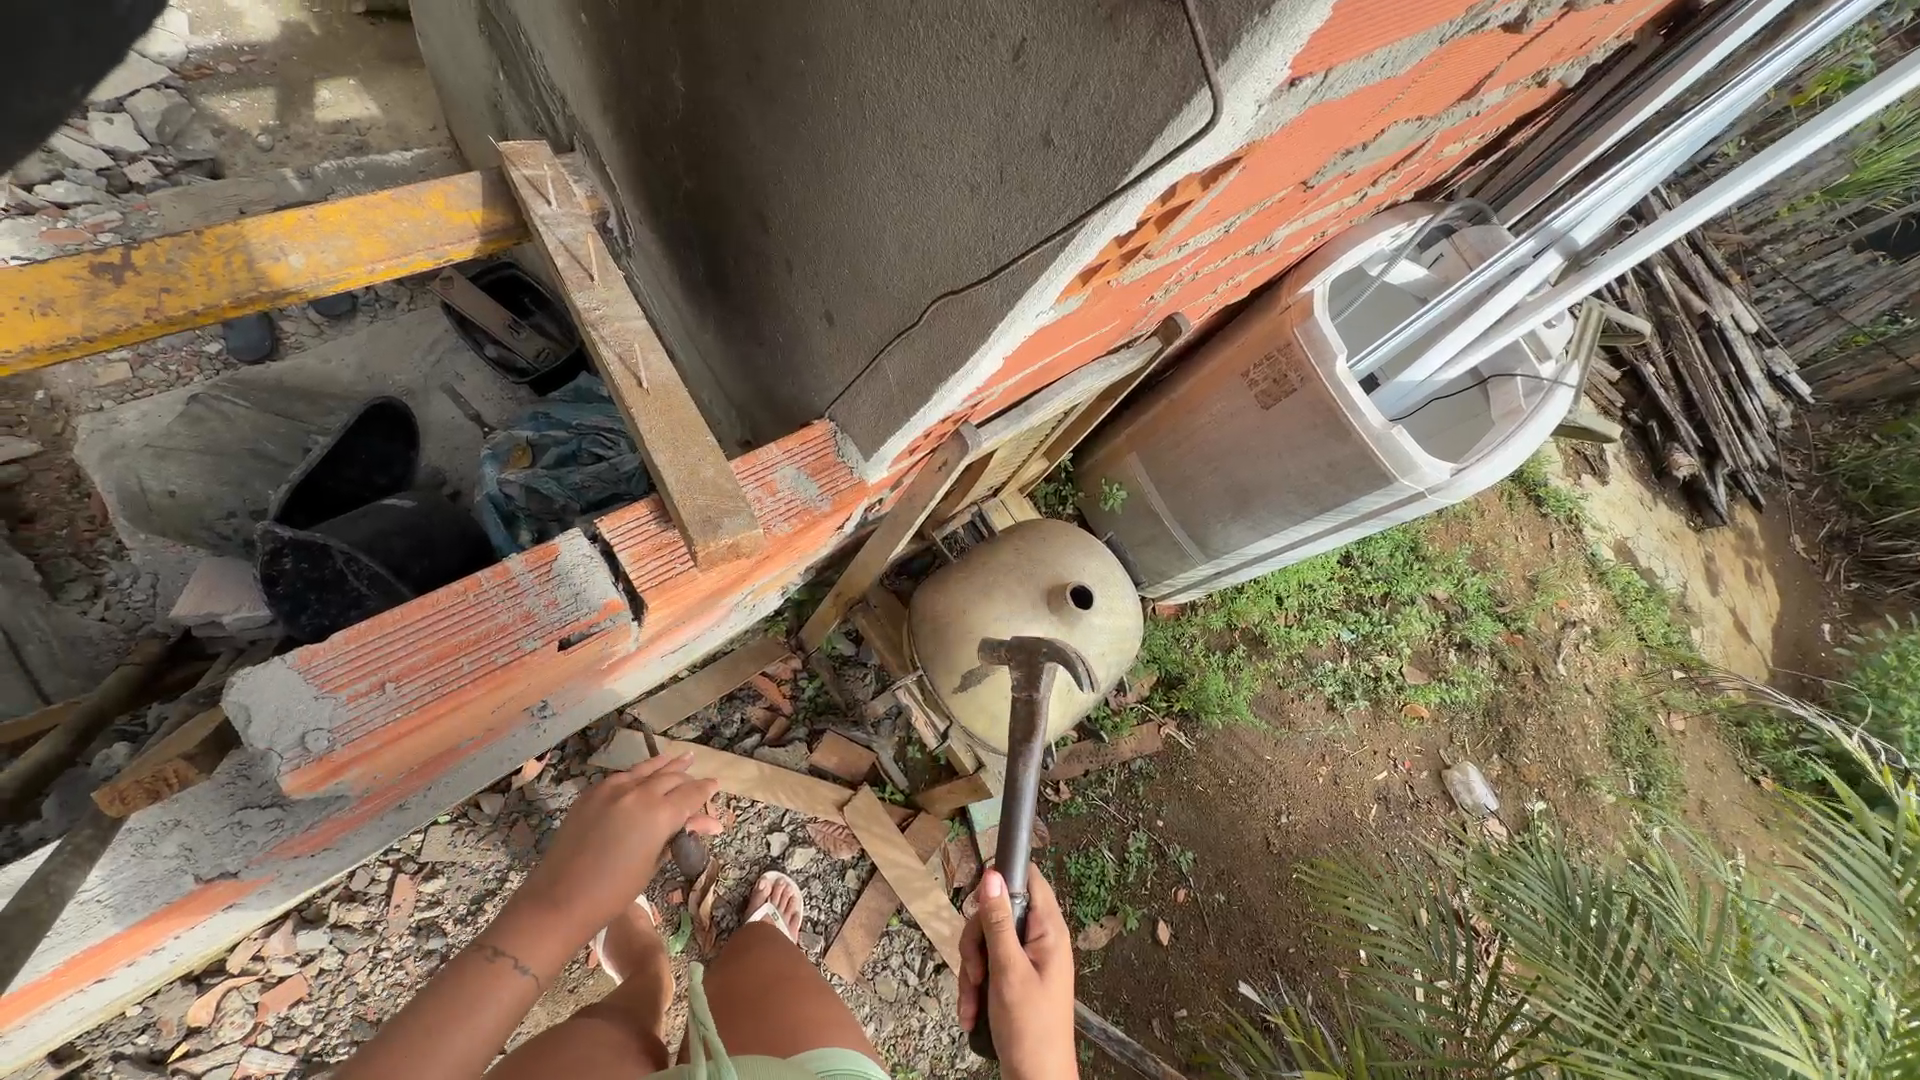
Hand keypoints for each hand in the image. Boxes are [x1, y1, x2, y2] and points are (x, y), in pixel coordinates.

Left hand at [510, 753, 720, 942]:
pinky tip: (645, 772)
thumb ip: (680, 835)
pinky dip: (640, 772)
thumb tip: (712, 824)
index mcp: (660, 814)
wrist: (559, 900)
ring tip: (683, 757)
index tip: (716, 785)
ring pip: (648, 769)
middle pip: (672, 778)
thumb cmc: (614, 892)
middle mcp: (639, 793)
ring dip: (667, 764)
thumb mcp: (654, 863)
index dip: (706, 790)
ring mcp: (612, 789)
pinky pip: (624, 776)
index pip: (692, 794)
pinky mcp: (592, 793)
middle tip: (699, 781)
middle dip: (688, 779)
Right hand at [959, 867, 1076, 1078]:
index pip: (1029, 879)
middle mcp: (1040, 937)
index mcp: (1049, 929)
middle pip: (998, 913)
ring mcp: (1028, 959)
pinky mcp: (1017, 978)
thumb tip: (992, 873)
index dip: (1001, 880)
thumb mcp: (1008, 971)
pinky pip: (989, 966)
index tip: (977, 902)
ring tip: (971, 1002)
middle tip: (975, 970)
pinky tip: (971, 1012)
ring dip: (972, 970)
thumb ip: (998, 922)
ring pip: (988, 941)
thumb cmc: (1028, 1027)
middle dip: (976, 942)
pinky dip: (976, 987)